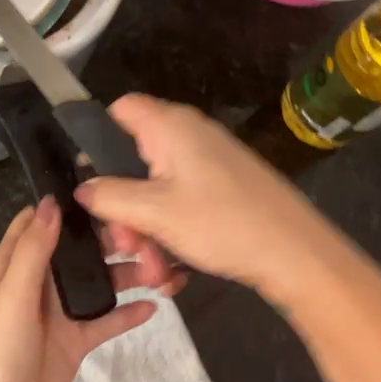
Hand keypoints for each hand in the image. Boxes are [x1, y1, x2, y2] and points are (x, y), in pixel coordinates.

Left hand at [0, 197, 174, 381]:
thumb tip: (51, 203)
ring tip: (158, 264)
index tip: (99, 191)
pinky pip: (103, 321)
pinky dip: (125, 313)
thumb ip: (34, 250)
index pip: (35, 225)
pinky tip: (153, 305)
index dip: (62, 207)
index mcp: (11, 268)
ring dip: (120, 274)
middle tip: (144, 230)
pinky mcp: (73, 342)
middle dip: (102, 240)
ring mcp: (55, 314)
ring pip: (92, 284)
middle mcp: (34, 285)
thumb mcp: (13, 295)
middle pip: (71, 252)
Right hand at [76, 93, 325, 298]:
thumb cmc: (223, 222)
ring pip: (158, 190)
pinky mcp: (225, 190)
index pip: (121, 109)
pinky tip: (173, 271)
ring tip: (154, 271)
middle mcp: (189, 136)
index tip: (90, 177)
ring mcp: (209, 164)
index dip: (98, 137)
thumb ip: (110, 197)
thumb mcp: (155, 213)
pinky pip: (182, 204)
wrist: (298, 255)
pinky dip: (172, 233)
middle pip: (135, 160)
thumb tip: (82, 189)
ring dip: (147, 231)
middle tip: (125, 245)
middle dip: (124, 206)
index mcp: (170, 127)